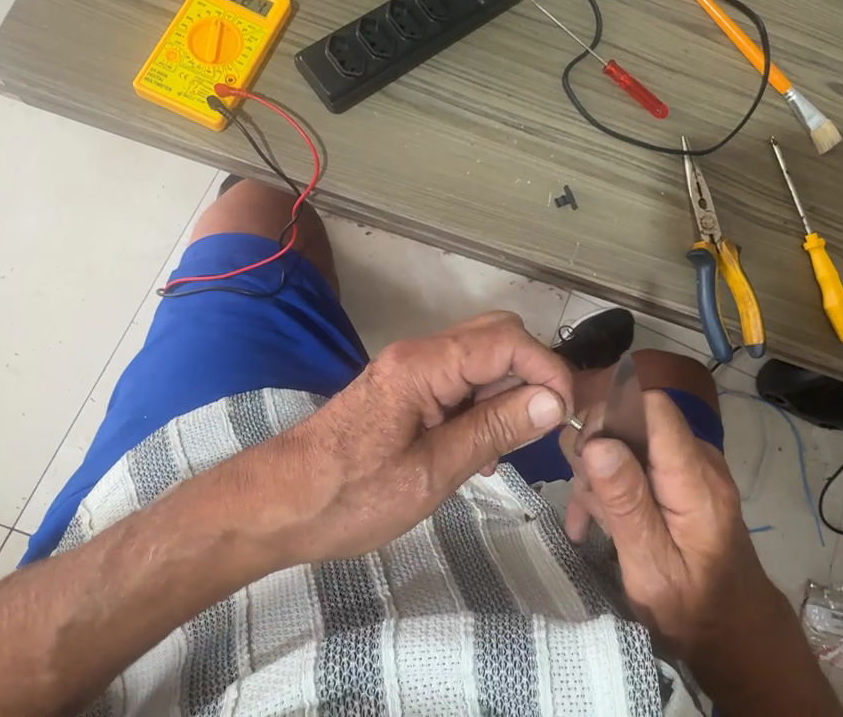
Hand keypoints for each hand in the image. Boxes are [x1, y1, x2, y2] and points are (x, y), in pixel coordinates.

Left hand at [251, 311, 574, 566]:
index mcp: (425, 366)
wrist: (275, 506)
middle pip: (497, 336)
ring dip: (507, 393)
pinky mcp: (404, 389)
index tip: (567, 416)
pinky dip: (482, 404)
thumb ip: (493, 431)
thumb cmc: (349, 497)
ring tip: (505, 448)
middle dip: (531, 375)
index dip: (548, 370)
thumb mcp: (431, 473)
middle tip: (539, 429)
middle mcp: (419, 353)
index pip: (508, 340)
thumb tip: (554, 401)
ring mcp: (410, 369)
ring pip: (481, 357)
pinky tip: (478, 449)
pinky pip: (460, 379)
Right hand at [563, 391, 790, 663]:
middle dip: (597, 450)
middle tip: (587, 499)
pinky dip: (613, 485)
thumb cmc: (694, 609)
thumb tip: (597, 443)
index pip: (652, 405)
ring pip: (629, 438)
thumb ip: (626, 504)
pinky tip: (595, 521)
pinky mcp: (682, 477)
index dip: (609, 416)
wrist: (736, 632)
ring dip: (600, 474)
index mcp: (694, 479)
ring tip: (591, 519)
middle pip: (634, 417)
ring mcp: (691, 465)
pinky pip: (638, 460)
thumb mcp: (651, 568)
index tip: (585, 457)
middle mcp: (698, 459)